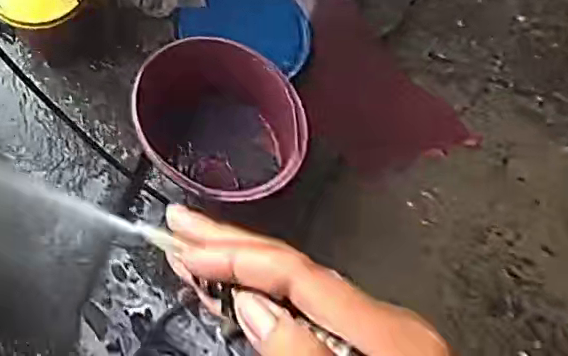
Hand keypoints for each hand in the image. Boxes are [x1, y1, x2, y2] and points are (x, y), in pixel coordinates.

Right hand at [164, 206, 450, 355]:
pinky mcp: (385, 352)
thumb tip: (250, 305)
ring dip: (246, 267)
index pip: (292, 270)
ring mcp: (388, 335)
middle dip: (232, 244)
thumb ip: (303, 354)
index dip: (233, 255)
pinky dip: (275, 296)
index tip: (183, 248)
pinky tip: (250, 293)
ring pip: (302, 287)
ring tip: (199, 251)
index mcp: (386, 327)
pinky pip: (316, 310)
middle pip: (294, 267)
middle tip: (179, 225)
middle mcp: (386, 320)